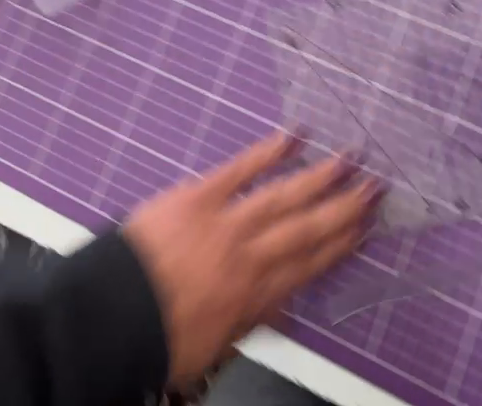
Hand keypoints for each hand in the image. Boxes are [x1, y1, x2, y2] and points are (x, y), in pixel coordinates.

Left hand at [123, 133, 378, 385]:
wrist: (106, 315)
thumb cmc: (156, 335)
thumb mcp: (213, 346)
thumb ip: (252, 319)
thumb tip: (284, 305)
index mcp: (253, 297)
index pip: (309, 267)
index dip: (341, 246)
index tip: (365, 229)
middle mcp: (249, 257)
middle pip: (307, 229)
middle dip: (344, 209)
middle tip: (375, 188)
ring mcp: (225, 222)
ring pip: (283, 197)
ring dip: (319, 178)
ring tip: (349, 159)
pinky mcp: (199, 195)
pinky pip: (241, 169)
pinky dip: (269, 151)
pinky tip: (294, 136)